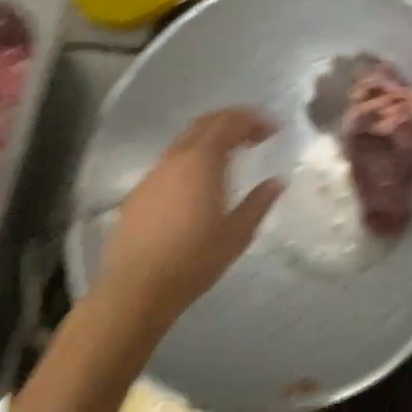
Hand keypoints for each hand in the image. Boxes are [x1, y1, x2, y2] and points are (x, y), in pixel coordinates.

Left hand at [100, 107, 284, 317]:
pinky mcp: (138, 195)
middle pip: (205, 123)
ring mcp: (152, 175)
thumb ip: (259, 203)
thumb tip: (277, 182)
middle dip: (232, 121)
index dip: (254, 119)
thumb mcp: (237, 234)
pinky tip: (198, 185)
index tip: (273, 129)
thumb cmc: (193, 260)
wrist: (135, 291)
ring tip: (230, 157)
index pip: (229, 122)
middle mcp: (175, 159)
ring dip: (210, 140)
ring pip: (184, 142)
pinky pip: (169, 164)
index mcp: (202, 161)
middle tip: (254, 134)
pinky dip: (191, 160)